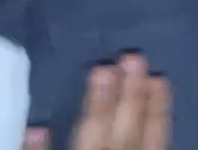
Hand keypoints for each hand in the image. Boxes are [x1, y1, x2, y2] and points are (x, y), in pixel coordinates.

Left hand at [24, 52, 171, 149]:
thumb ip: (147, 140)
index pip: (153, 139)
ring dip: (97, 108)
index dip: (159, 109)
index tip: (161, 75)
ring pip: (91, 140)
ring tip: (101, 70)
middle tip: (133, 56)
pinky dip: (39, 148)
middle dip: (131, 97)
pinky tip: (36, 126)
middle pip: (124, 135)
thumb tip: (161, 98)